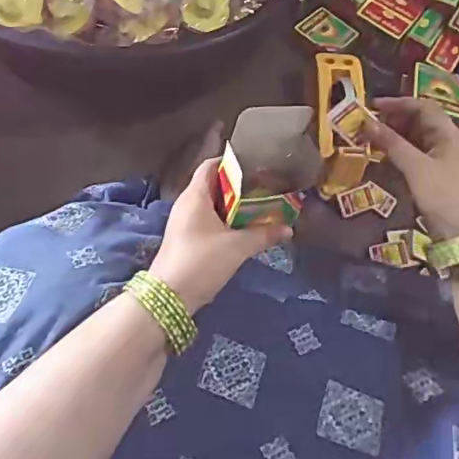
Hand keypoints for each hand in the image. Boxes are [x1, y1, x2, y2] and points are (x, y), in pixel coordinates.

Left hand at [147, 158, 289, 311]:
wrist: (170, 297)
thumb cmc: (201, 261)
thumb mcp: (237, 247)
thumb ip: (264, 234)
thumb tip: (289, 228)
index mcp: (195, 196)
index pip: (210, 165)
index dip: (230, 162)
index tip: (254, 165)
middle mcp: (186, 204)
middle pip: (213, 184)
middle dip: (237, 186)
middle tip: (263, 187)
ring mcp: (183, 222)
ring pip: (211, 204)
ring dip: (232, 205)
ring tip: (258, 206)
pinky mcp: (185, 238)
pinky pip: (207, 220)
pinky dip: (224, 219)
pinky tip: (242, 228)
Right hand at [359, 97, 458, 239]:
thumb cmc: (443, 195)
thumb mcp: (415, 168)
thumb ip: (392, 143)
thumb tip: (368, 123)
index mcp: (450, 133)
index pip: (423, 107)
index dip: (398, 103)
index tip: (372, 107)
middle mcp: (450, 141)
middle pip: (420, 121)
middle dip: (394, 120)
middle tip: (369, 124)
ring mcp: (446, 159)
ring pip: (418, 139)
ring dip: (396, 137)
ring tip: (372, 139)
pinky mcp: (440, 175)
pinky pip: (418, 155)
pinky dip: (401, 152)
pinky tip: (385, 157)